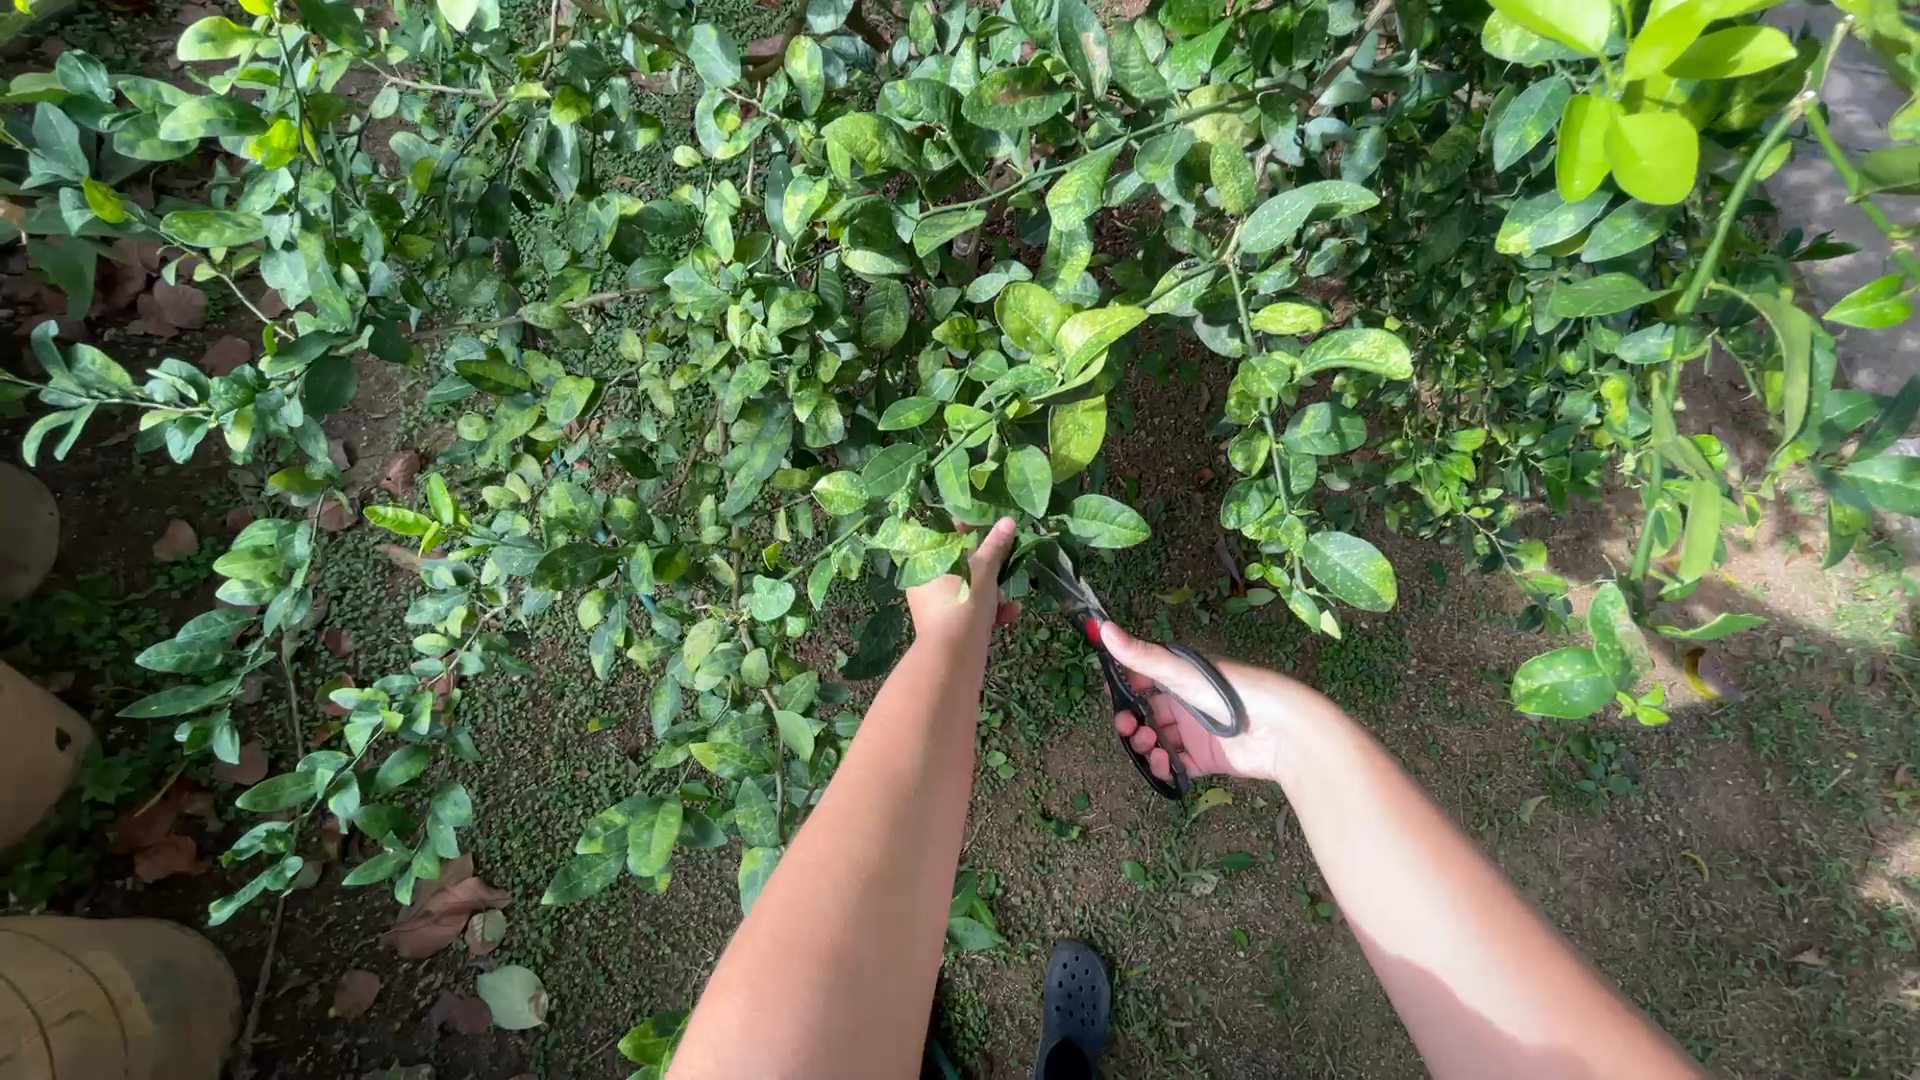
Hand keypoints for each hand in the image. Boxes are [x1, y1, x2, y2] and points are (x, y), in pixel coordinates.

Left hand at [905, 517, 1021, 649]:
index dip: (972, 528)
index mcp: (926, 562)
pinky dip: (991, 611)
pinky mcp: (951, 626)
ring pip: (972, 588)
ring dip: (995, 592)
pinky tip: (1011, 614)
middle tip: (1009, 561)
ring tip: (1007, 600)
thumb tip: (1008, 520)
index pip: (948, 536)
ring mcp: (939, 605)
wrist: (953, 657)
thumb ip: (996, 545)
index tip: (995, 526)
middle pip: (964, 564)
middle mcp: (928, 582)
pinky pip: (973, 610)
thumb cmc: (963, 603)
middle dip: (990, 568)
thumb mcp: (983, 570)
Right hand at [1100, 621, 1296, 783]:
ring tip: (1149, 746)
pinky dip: (1165, 767)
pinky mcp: (1207, 758)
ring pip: (1159, 739)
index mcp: (1181, 677)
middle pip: (1148, 713)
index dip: (1125, 687)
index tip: (1110, 695)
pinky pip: (1178, 764)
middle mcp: (1187, 702)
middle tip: (1126, 727)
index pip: (1144, 678)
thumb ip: (1140, 656)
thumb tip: (1101, 626)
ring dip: (1146, 744)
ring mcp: (1196, 732)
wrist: (1279, 729)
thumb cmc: (1229, 691)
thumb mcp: (1179, 672)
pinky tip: (1163, 764)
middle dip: (1131, 720)